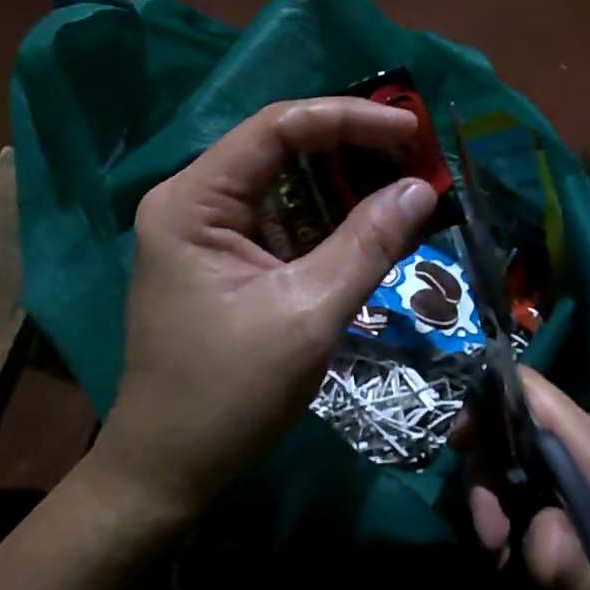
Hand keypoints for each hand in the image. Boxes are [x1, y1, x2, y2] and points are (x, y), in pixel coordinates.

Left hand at [89, 97, 440, 517]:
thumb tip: (422, 187)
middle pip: (282, 148)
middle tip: (416, 156)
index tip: (408, 128)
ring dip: (346, 184)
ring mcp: (207, 228)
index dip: (348, 118)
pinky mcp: (226, 256)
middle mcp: (194, 199)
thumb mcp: (308, 314)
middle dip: (352, 149)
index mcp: (193, 200)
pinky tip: (374, 222)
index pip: (277, 127)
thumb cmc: (228, 394)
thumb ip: (368, 244)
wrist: (166, 472)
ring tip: (407, 185)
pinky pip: (285, 220)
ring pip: (287, 183)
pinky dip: (331, 219)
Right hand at [469, 369, 589, 589]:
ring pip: (527, 461)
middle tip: (488, 542)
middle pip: (517, 429)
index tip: (459, 449)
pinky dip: (526, 517)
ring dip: (503, 503)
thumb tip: (526, 536)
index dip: (486, 401)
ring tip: (504, 561)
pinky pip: (548, 488)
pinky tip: (530, 562)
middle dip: (487, 475)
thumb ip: (584, 566)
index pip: (532, 390)